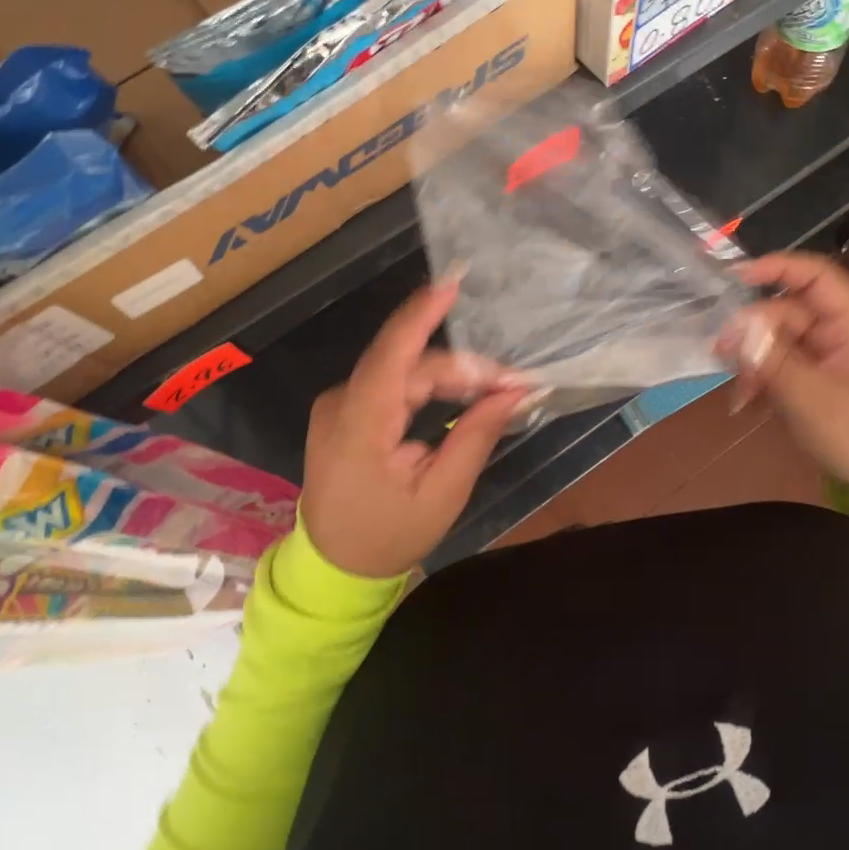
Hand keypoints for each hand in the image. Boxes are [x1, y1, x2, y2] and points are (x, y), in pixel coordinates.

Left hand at [299, 278, 531, 577]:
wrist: (334, 566)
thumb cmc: (389, 535)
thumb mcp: (443, 493)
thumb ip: (476, 435)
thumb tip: (514, 390)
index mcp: (359, 427)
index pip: (391, 357)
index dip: (420, 316)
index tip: (452, 283)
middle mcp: (341, 404)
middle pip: (407, 365)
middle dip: (462, 368)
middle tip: (512, 384)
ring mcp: (338, 406)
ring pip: (402, 372)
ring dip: (448, 376)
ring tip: (494, 390)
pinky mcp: (344, 411)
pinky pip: (391, 384)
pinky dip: (428, 387)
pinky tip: (460, 395)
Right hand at [716, 252, 848, 491]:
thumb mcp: (812, 399)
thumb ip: (773, 359)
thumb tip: (736, 325)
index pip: (816, 277)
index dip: (777, 268)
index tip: (734, 276)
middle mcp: (839, 333)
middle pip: (786, 313)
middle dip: (753, 332)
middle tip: (720, 354)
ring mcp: (825, 356)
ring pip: (777, 341)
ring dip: (753, 361)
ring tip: (737, 391)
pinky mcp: (813, 378)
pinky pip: (779, 365)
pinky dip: (760, 379)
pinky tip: (745, 401)